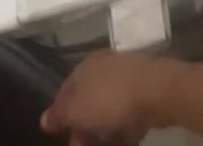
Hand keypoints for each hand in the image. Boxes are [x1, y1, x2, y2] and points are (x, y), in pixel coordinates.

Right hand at [41, 50, 185, 145]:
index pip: (65, 89)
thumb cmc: (110, 99)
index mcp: (88, 65)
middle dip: (83, 126)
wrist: (158, 92)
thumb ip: (59, 115)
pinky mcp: (146, 90)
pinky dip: (126, 126)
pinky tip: (128, 136)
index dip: (59, 113)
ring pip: (109, 109)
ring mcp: (129, 77)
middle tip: (80, 145)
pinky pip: (129, 112)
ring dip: (106, 129)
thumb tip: (44, 119)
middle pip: (88, 101)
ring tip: (108, 140)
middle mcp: (107, 66)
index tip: (57, 133)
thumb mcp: (75, 110)